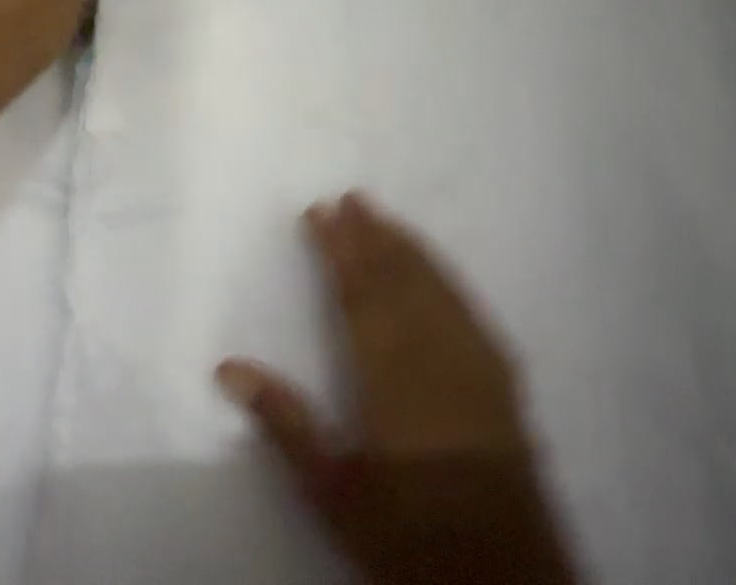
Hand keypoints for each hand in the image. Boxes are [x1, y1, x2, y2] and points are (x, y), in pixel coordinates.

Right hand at [217, 193, 579, 584]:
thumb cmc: (407, 537)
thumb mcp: (332, 493)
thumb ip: (285, 424)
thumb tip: (227, 366)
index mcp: (396, 388)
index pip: (363, 301)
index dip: (341, 252)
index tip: (322, 213)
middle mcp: (442, 370)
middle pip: (406, 288)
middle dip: (377, 238)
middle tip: (353, 197)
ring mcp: (482, 380)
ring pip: (444, 297)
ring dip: (414, 253)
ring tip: (388, 219)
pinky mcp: (508, 397)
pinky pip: (476, 321)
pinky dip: (453, 286)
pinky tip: (442, 277)